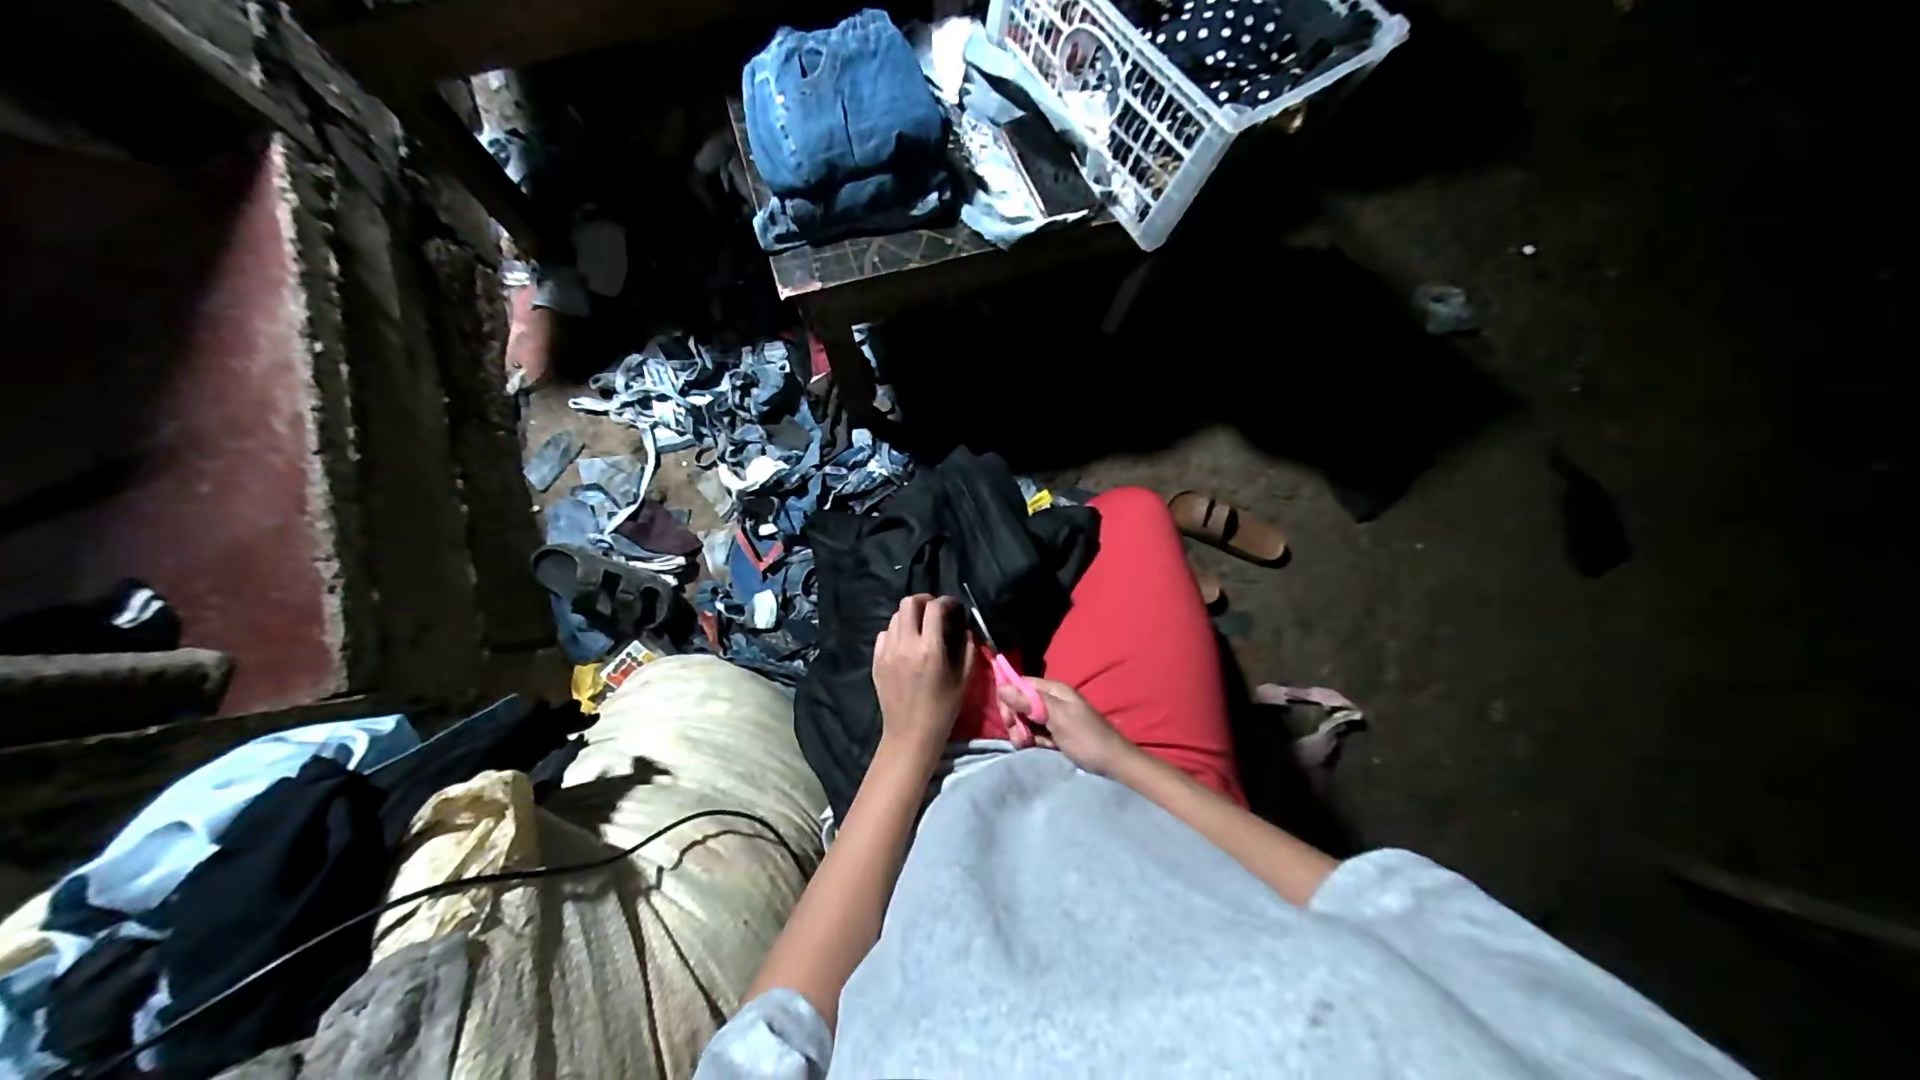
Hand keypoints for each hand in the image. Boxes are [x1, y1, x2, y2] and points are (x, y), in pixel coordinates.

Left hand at [872, 595, 972, 763]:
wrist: (910, 735)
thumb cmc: (942, 710)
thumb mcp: (963, 680)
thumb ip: (967, 650)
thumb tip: (964, 629)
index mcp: (930, 649)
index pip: (934, 608)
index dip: (946, 601)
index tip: (953, 606)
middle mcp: (905, 645)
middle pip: (908, 603)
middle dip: (924, 601)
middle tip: (935, 610)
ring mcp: (887, 652)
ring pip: (895, 617)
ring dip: (910, 616)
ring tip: (921, 627)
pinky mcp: (876, 661)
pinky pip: (884, 634)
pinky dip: (897, 632)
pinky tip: (906, 643)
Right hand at [998, 678, 1137, 776]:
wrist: (1113, 763)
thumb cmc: (1086, 738)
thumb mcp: (1058, 718)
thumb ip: (1030, 702)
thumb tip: (1002, 687)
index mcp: (1053, 689)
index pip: (1019, 684)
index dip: (1008, 699)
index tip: (1008, 720)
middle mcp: (1051, 699)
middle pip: (1020, 703)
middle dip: (1015, 720)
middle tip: (1020, 738)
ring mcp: (1053, 717)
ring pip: (1025, 720)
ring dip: (1022, 733)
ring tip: (1030, 745)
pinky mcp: (1055, 733)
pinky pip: (1035, 732)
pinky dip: (1033, 740)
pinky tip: (1041, 748)